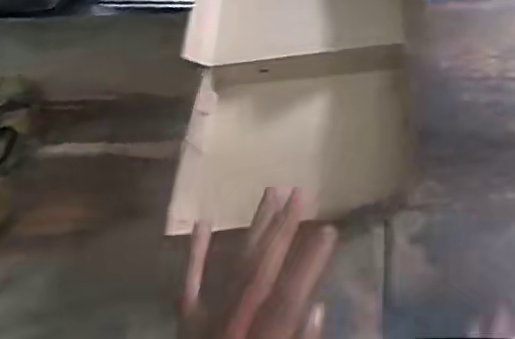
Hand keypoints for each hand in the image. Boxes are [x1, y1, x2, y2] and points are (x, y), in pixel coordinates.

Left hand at [182, 188, 337, 338]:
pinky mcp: (184, 329)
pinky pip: (189, 288)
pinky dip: (196, 256)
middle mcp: (231, 329)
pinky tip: (203, 222)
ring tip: (271, 190)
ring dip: (252, 229)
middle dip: (282, 230)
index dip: (309, 264)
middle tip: (301, 191)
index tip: (329, 229)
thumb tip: (318, 309)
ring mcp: (204, 326)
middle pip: (259, 272)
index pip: (288, 299)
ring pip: (231, 269)